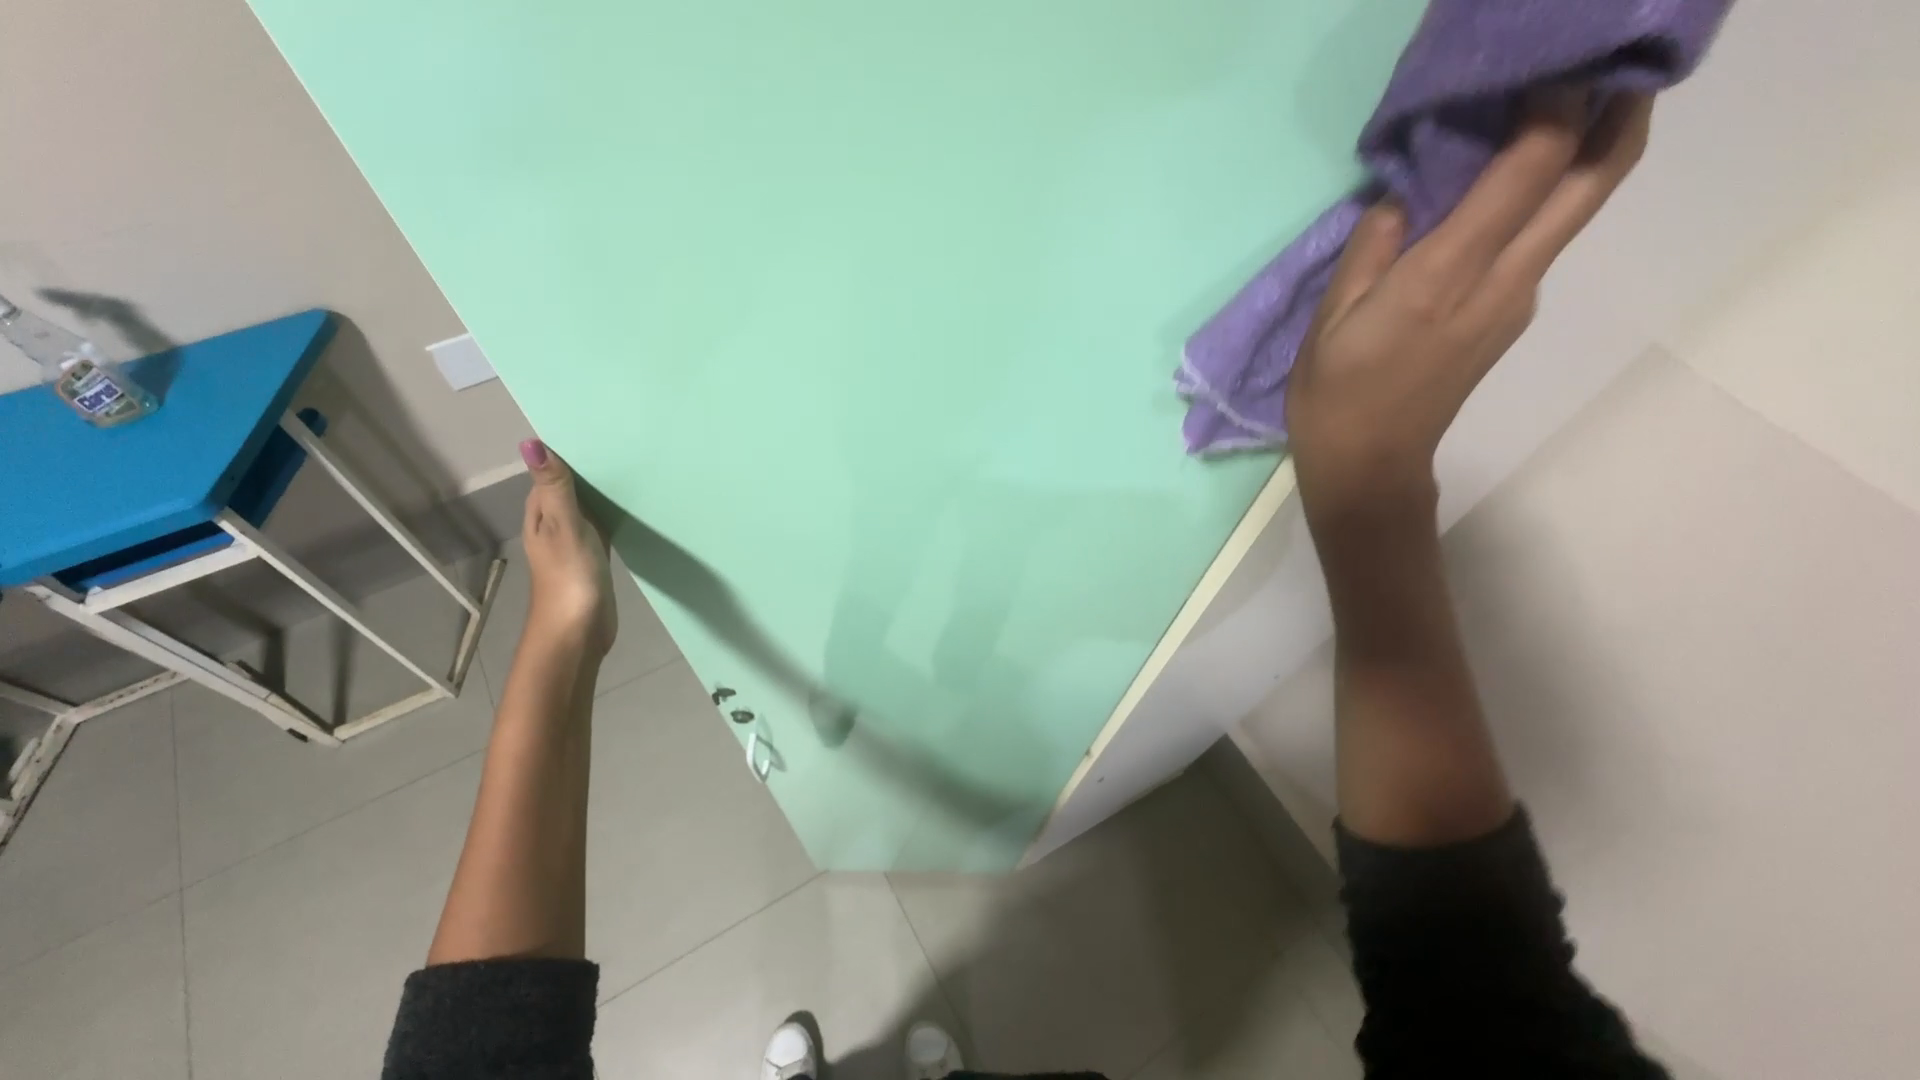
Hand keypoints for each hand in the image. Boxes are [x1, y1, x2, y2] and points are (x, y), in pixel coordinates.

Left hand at [518, 438, 616, 657]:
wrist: (578, 633)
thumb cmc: (569, 578)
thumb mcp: (564, 527)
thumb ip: (555, 487)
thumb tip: (531, 441)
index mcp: (541, 512)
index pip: (551, 471)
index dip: (567, 449)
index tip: (594, 424)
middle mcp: (554, 522)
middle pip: (570, 486)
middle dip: (589, 466)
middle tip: (624, 439)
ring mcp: (574, 541)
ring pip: (588, 504)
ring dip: (603, 489)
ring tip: (633, 465)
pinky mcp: (594, 557)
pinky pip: (603, 524)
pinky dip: (614, 513)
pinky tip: (633, 506)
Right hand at [1286, 89, 1652, 533]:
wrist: (1371, 468)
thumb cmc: (1336, 396)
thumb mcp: (1330, 319)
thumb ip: (1371, 249)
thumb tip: (1405, 199)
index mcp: (1448, 274)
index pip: (1532, 167)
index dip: (1558, 102)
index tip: (1549, 62)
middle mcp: (1503, 280)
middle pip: (1593, 181)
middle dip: (1620, 112)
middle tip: (1611, 64)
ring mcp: (1517, 300)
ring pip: (1573, 211)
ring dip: (1583, 153)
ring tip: (1553, 111)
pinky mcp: (1510, 317)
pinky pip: (1538, 243)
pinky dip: (1538, 200)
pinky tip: (1501, 190)